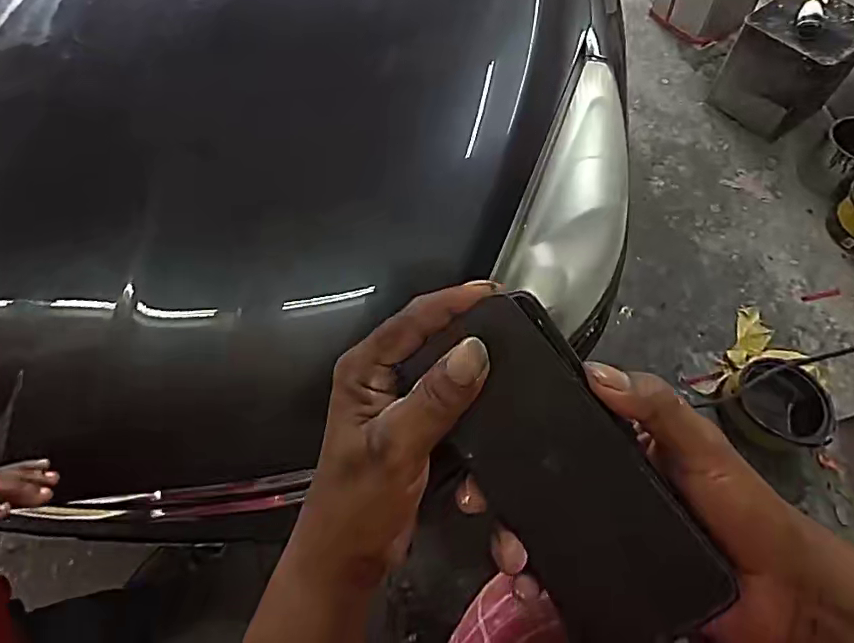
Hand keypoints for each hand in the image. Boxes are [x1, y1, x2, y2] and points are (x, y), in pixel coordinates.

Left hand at [282, 281, 495, 589]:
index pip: (413, 318)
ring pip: (447, 368)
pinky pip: (454, 402)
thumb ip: (434, 399)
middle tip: (506, 318)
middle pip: (433, 336)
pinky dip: (474, 408)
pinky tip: (490, 408)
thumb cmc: (354, 505)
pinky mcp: (419, 424)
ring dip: (474, 372)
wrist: (347, 561)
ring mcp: (401, 400)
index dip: (454, 299)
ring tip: (506, 358)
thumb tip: (474, 351)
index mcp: (364, 368)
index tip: (492, 291)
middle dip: (470, 328)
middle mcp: (382, 375)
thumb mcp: (395, 447)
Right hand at [462, 363, 810, 639]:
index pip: (563, 429)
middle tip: (482, 501)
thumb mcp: (701, 442)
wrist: (776, 596)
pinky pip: (562, 574)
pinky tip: (529, 584)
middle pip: (538, 482)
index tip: (488, 433)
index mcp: (620, 444)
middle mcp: (603, 485)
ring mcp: (602, 534)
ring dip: (514, 536)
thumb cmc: (743, 505)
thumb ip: (656, 405)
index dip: (523, 430)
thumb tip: (597, 373)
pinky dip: (538, 579)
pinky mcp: (607, 579)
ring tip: (511, 553)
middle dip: (503, 490)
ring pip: (541, 528)